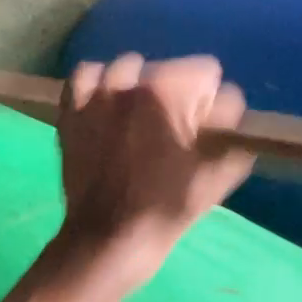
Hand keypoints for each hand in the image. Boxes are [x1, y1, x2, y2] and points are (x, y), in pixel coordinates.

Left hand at [49, 53, 253, 292]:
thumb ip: (232, 119)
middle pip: (163, 69)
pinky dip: (95, 83)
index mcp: (170, 89)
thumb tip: (221, 99)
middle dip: (172, 92)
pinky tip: (104, 105)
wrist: (112, 233)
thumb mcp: (225, 164)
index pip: (206, 70)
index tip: (200, 127)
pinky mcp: (69, 114)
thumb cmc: (172, 202)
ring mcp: (93, 97)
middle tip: (169, 128)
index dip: (208, 99)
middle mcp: (128, 83)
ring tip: (136, 118)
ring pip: (124, 68)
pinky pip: (84, 76)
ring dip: (134, 86)